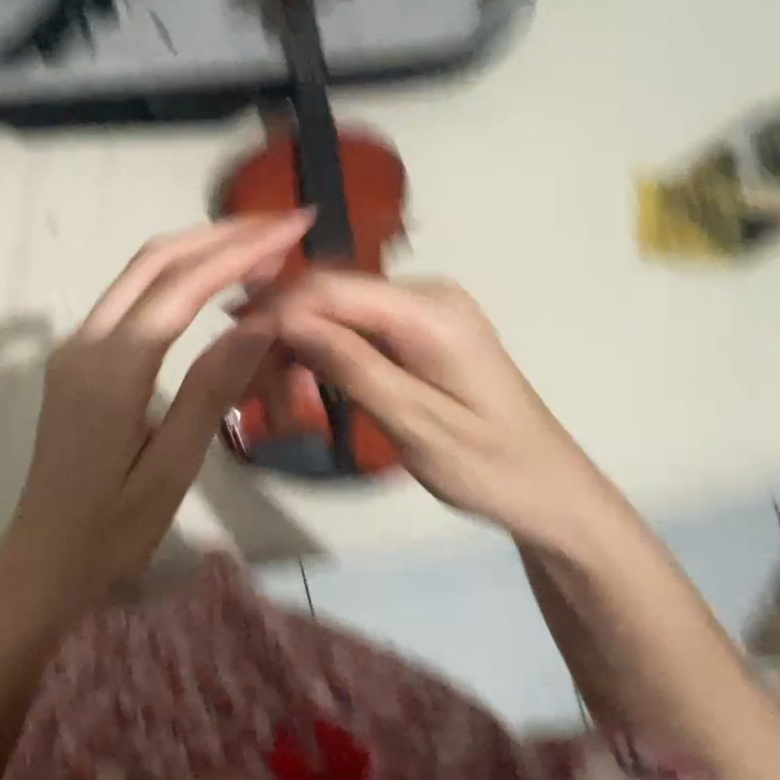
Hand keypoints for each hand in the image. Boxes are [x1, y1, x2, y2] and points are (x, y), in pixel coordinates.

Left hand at [0, 212, 313, 619]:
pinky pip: (126, 304)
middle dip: (218, 235)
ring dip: (195, 253)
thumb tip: (261, 319)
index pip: (182, 287)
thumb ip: (212, 390)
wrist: (42, 558)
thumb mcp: (172, 469)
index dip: (241, 250)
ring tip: (259, 249)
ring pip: (136, 277)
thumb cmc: (111, 530)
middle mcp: (84, 344)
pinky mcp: (73, 364)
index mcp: (110, 370)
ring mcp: (72, 350)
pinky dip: (171, 283)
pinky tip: (210, 289)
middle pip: (153, 262)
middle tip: (283, 224)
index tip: (296, 224)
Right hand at [263, 272, 624, 550]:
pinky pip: (352, 327)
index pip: (330, 287)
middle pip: (328, 292)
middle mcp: (425, 296)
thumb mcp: (415, 423)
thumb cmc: (487, 467)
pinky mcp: (416, 332)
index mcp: (430, 313)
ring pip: (333, 309)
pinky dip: (319, 351)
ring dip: (295, 342)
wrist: (548, 491)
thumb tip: (287, 320)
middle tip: (244, 375)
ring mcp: (422, 312)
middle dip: (280, 327)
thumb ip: (352, 366)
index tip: (231, 345)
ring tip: (267, 388)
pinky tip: (298, 381)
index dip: (275, 309)